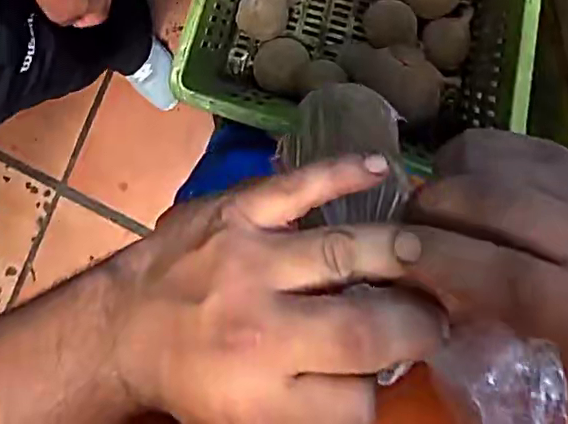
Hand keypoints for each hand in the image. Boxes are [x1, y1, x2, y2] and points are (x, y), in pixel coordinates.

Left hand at [105, 156, 445, 423]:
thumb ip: (312, 401)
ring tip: (434, 255)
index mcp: (260, 394)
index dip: (386, 386)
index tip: (401, 366)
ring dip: (399, 255)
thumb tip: (380, 377)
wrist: (123, 322)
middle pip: (362, 329)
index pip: (354, 403)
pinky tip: (384, 168)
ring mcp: (249, 257)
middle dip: (415, 324)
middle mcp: (260, 327)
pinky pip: (299, 186)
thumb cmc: (189, 377)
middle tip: (444, 313)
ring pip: (342, 254)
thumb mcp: (245, 418)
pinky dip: (343, 173)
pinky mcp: (238, 208)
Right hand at [388, 130, 567, 394]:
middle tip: (399, 225)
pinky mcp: (557, 153)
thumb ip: (461, 314)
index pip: (514, 277)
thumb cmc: (555, 343)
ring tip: (429, 210)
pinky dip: (454, 163)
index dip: (446, 258)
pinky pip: (484, 142)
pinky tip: (455, 187)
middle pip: (497, 203)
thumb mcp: (514, 355)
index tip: (396, 252)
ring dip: (440, 182)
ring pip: (484, 163)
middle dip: (433, 209)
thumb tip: (397, 270)